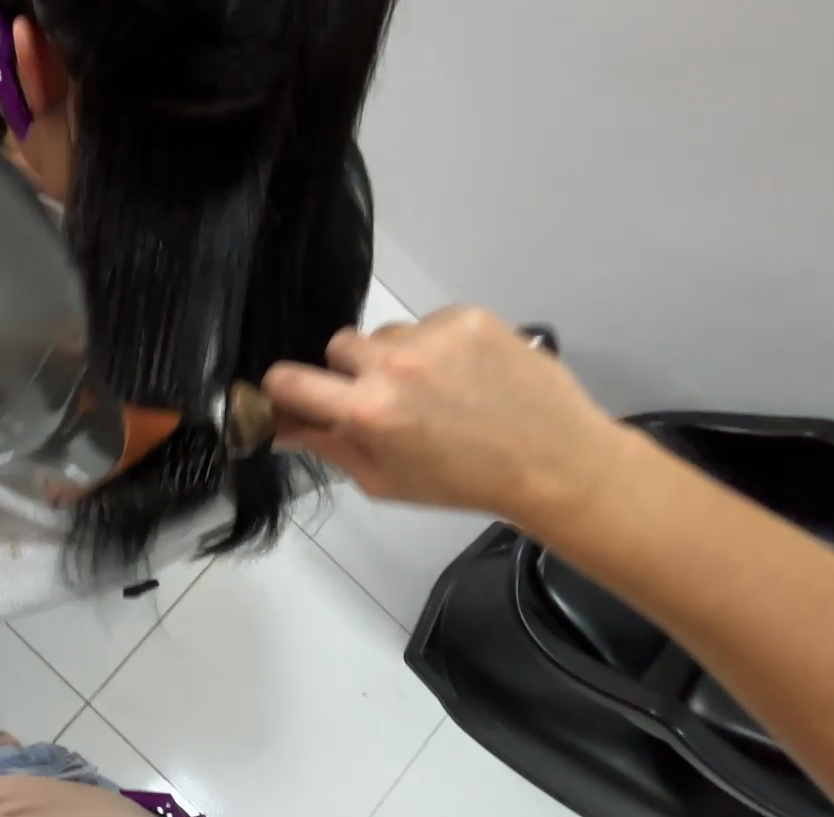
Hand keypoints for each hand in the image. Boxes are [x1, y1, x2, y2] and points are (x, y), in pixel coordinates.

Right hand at [262, 306, 633, 526]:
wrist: (553, 461)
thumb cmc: (457, 482)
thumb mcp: (380, 479)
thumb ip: (326, 446)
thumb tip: (281, 426)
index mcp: (367, 411)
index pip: (288, 380)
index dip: (281, 389)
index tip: (293, 398)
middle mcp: (394, 365)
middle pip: (336, 345)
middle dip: (346, 371)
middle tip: (379, 397)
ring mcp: (434, 336)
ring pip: (384, 333)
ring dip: (392, 357)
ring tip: (430, 386)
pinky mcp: (469, 317)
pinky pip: (427, 323)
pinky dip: (433, 345)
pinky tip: (460, 373)